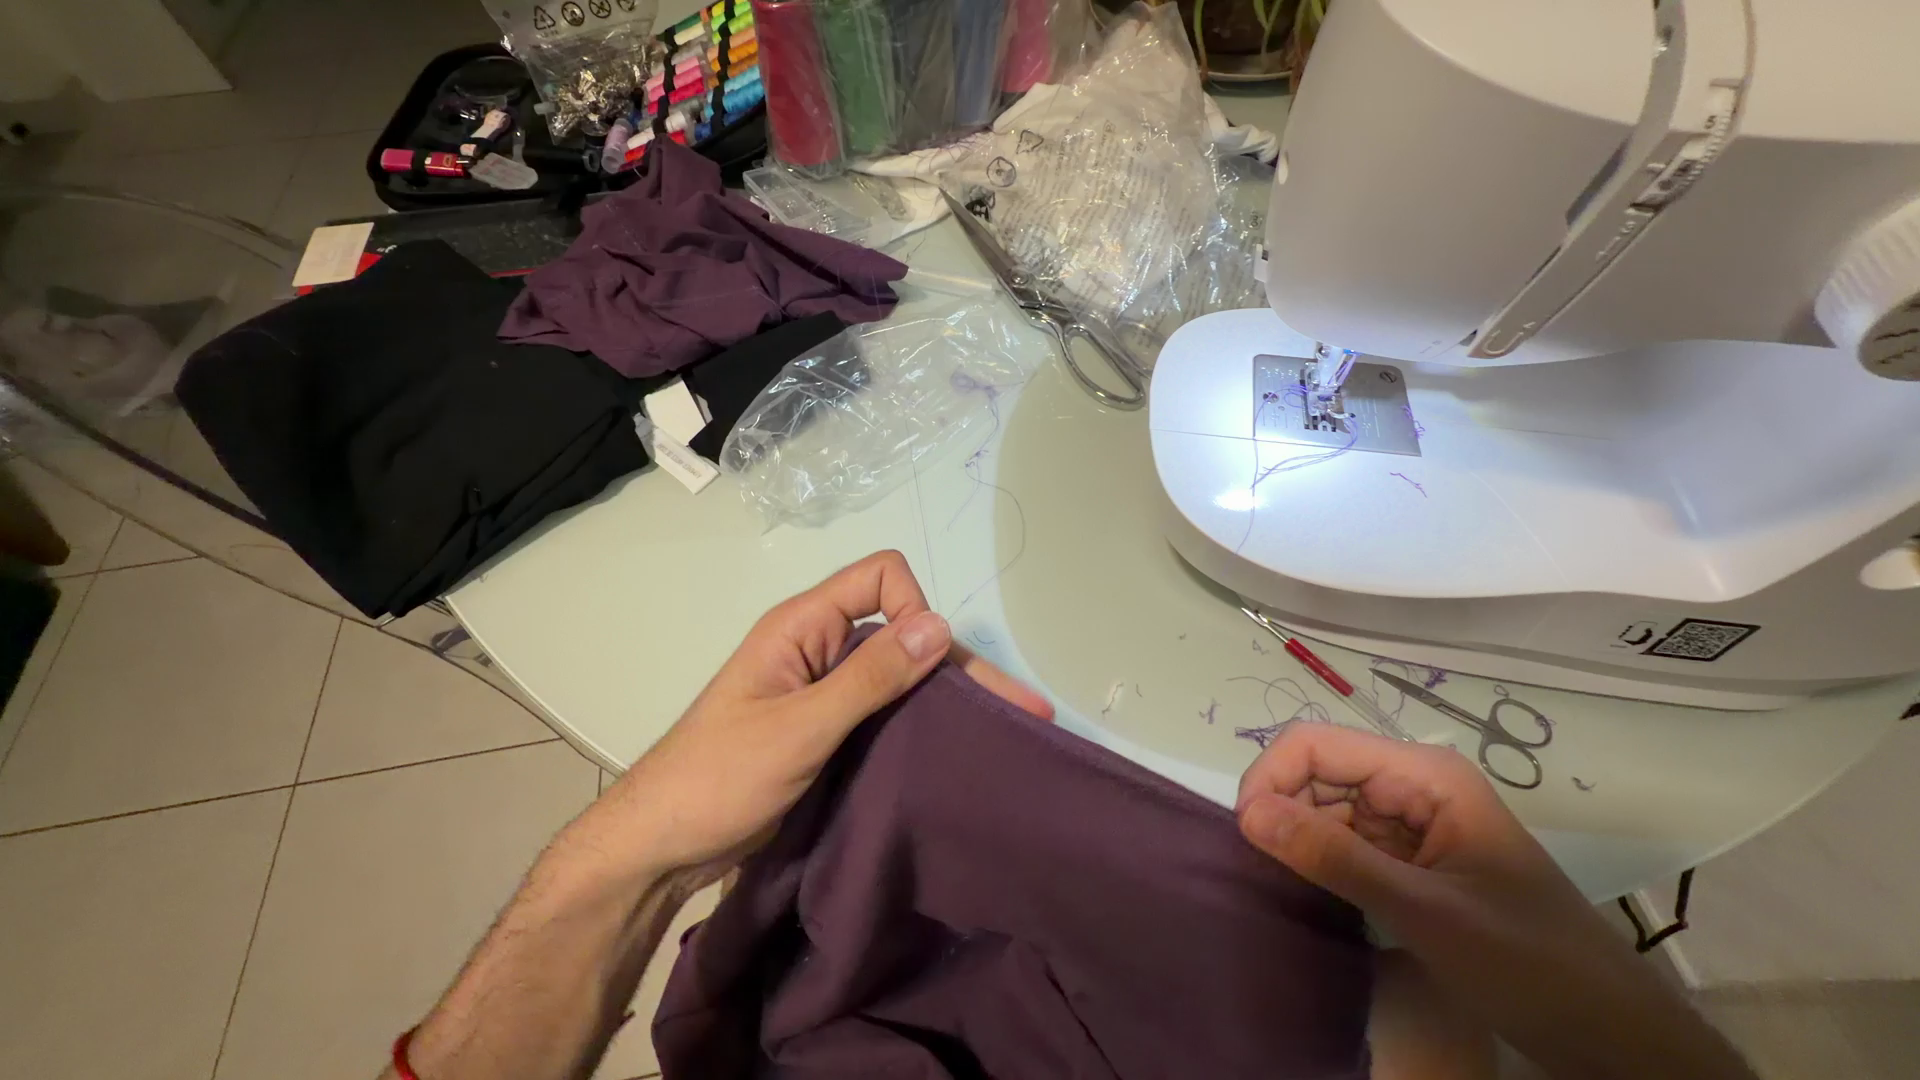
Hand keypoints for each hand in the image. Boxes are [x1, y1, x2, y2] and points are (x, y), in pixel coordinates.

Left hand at [607, 550, 1050, 883]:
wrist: (663, 847)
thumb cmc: (718, 778)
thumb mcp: (798, 727)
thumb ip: (869, 677)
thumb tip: (938, 623)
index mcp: (803, 627)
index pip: (880, 578)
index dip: (913, 607)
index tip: (928, 664)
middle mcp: (820, 649)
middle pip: (903, 632)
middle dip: (958, 665)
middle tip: (1022, 711)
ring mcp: (826, 692)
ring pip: (901, 675)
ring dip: (947, 699)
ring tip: (1009, 734)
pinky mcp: (831, 731)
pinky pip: (886, 711)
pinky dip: (922, 725)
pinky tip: (958, 752)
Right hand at [1236, 724, 1753, 1079]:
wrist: (1610, 1034)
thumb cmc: (1528, 962)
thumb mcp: (1425, 911)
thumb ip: (1334, 857)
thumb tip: (1246, 813)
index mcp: (1424, 774)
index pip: (1317, 744)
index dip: (1272, 776)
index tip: (1246, 833)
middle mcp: (1413, 783)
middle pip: (1317, 770)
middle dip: (1281, 806)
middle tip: (1263, 866)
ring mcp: (1411, 820)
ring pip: (1325, 804)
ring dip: (1296, 834)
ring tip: (1284, 879)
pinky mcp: (1408, 856)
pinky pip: (1344, 838)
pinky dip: (1317, 857)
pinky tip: (1309, 887)